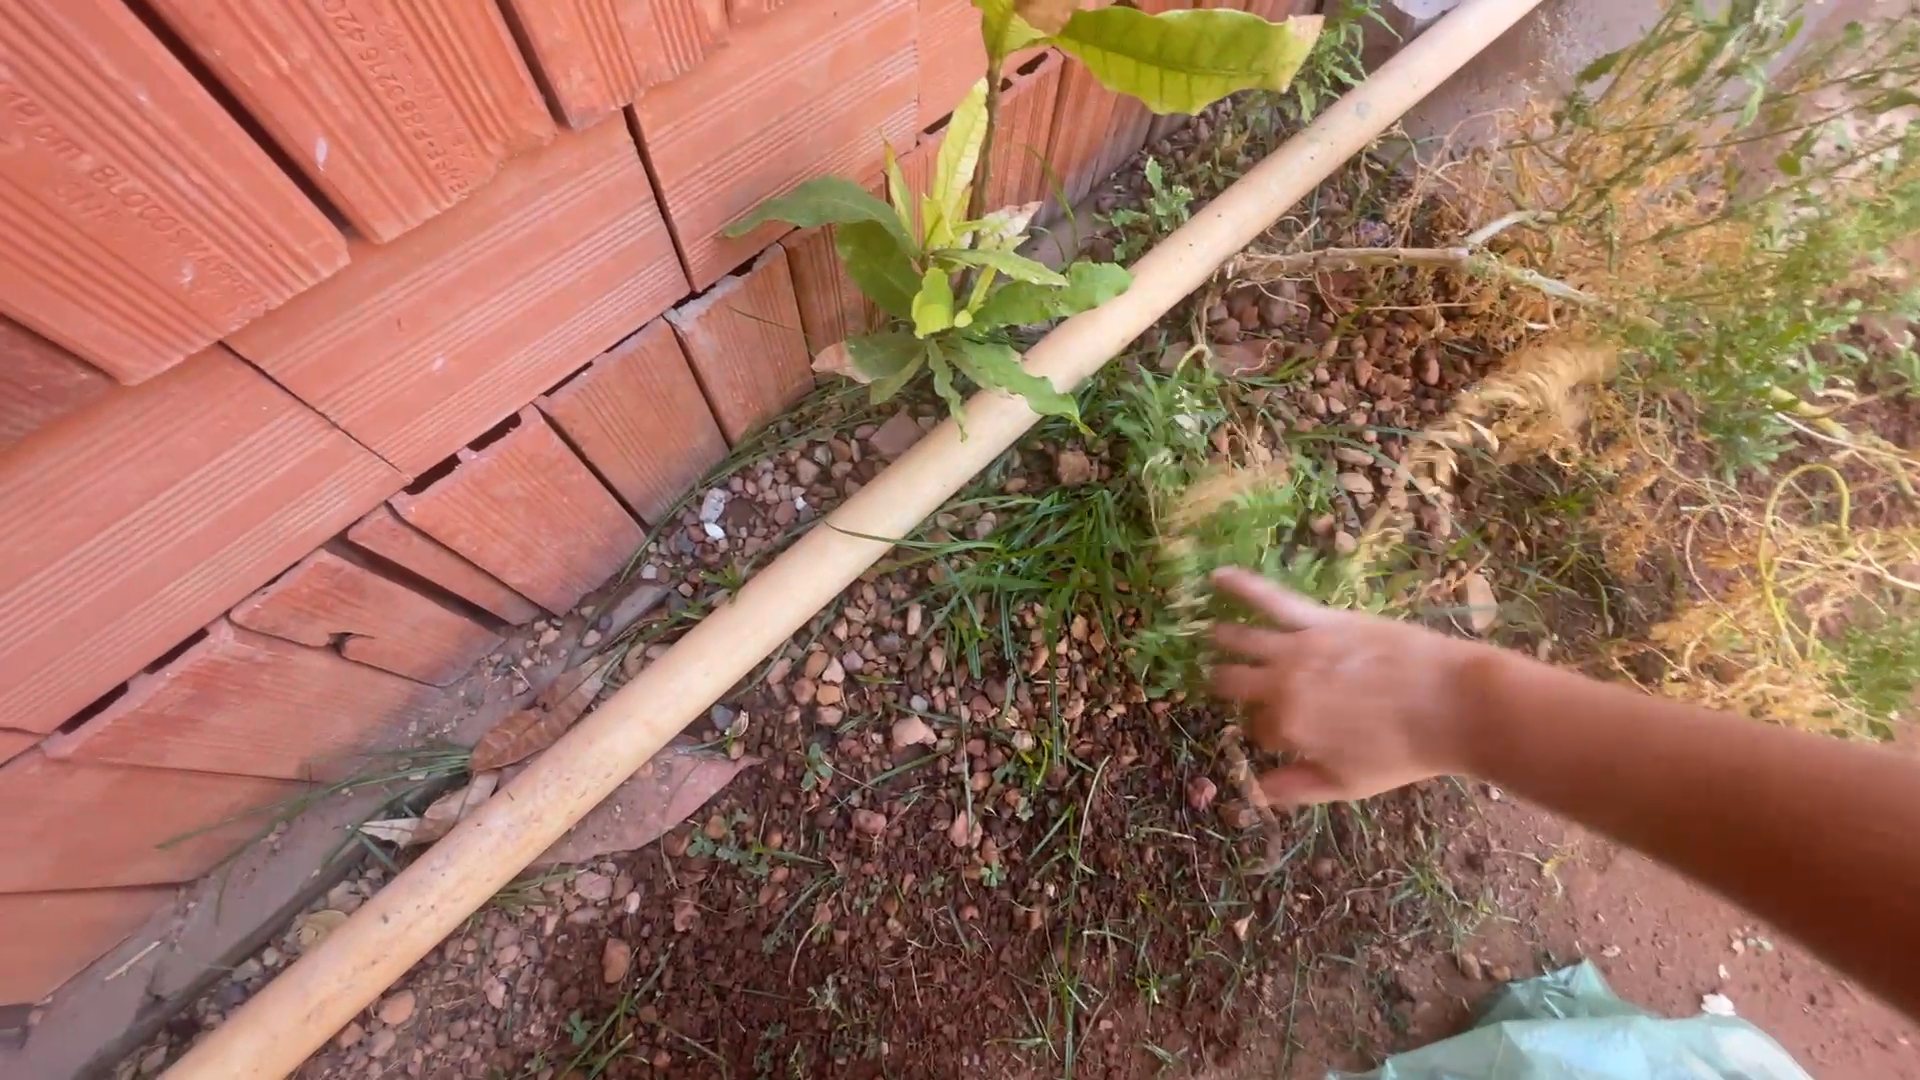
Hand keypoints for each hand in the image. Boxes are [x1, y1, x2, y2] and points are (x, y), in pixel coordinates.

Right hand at [1207, 567, 1492, 807]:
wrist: (1455, 705)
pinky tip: (1216, 576)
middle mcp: (1279, 686)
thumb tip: (1256, 791)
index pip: (1258, 729)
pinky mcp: (1315, 620)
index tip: (1284, 732)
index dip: (1268, 732)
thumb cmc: (1406, 751)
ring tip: (1210, 636)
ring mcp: (1295, 649)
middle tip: (1224, 682)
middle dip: (1225, 685)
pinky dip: (1240, 586)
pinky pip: (1269, 599)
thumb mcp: (1349, 783)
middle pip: (1234, 683)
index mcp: (1287, 728)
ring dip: (1220, 639)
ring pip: (1239, 640)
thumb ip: (1297, 787)